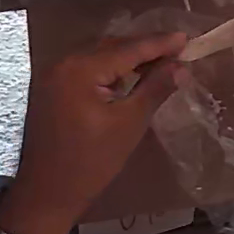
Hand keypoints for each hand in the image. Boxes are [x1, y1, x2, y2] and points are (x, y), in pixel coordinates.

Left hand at [0, 31, 187, 233]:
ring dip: (127, 58)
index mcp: (80, 69)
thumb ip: (155, 89)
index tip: (186, 39)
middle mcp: (63, 63)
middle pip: (111, 47)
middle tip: (177, 51)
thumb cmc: (92, 162)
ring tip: (159, 62)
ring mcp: (53, 76)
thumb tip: (181, 67)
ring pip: (98, 56)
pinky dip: (109, 70)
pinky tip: (129, 77)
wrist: (48, 193)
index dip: (159, 43)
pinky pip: (86, 69)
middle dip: (144, 48)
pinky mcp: (51, 89)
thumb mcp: (129, 124)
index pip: (128, 49)